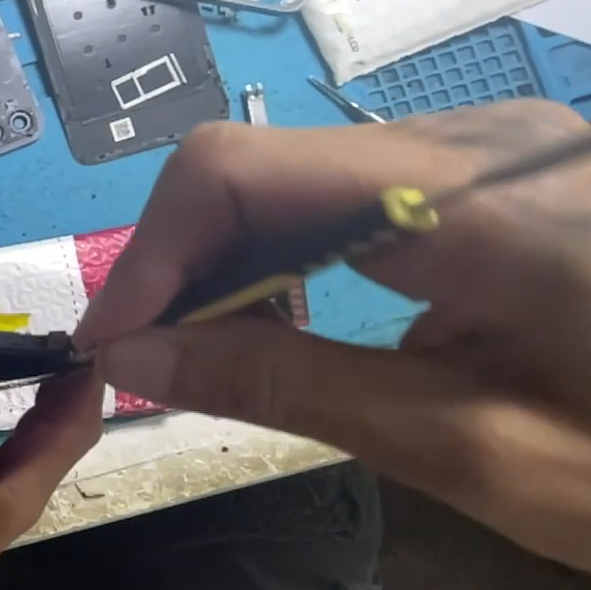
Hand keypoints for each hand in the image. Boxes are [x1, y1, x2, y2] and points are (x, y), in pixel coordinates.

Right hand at [75, 100, 590, 589]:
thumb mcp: (465, 449)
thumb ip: (278, 386)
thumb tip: (123, 359)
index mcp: (478, 192)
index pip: (236, 174)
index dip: (149, 254)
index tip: (112, 344)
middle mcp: (461, 140)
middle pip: (241, 173)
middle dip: (175, 269)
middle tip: (153, 363)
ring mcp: (464, 152)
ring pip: (265, 185)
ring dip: (213, 271)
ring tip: (211, 354)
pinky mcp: (460, 178)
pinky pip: (310, 203)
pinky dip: (262, 267)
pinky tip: (274, 327)